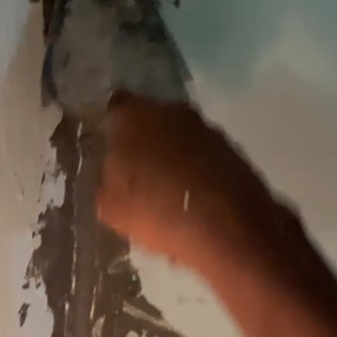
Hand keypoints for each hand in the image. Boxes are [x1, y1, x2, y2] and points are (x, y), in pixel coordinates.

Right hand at [98, 94, 291, 274]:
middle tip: (135, 170)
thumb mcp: (110, 205)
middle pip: (149, 119)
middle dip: (142, 140)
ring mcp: (205, 126)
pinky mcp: (231, 147)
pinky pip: (202, 153)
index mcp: (132, 116)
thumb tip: (111, 172)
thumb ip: (105, 178)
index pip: (114, 108)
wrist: (229, 228)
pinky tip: (192, 196)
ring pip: (178, 135)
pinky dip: (195, 168)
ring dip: (171, 154)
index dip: (111, 128)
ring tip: (165, 187)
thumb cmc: (156, 211)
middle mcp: (170, 110)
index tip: (108, 149)